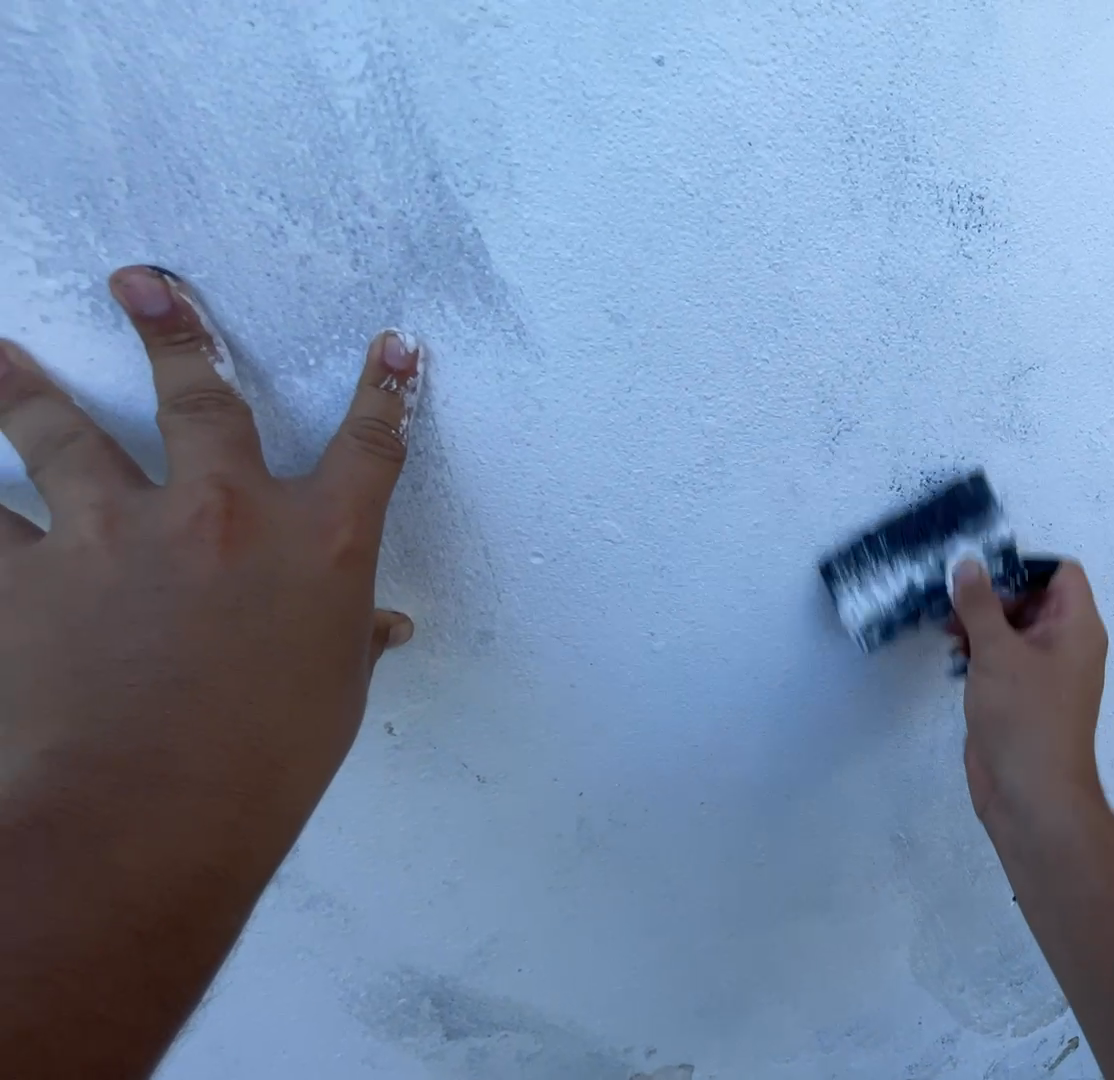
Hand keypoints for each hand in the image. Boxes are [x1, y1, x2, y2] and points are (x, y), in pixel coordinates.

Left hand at [0, 264, 418, 846]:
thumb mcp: (338, 682)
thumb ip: (355, 638)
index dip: (390, 389)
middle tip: (146, 281)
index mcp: (325, 540)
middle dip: (180, 336)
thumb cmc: (280, 743)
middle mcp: (228, 514)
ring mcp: (118, 535)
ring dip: (21, 388)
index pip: (374, 445)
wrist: (156, 806)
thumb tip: (382, 630)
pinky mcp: (25, 576)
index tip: (396, 345)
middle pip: (205, 402)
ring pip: (59, 436)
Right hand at [948, 558, 1108, 827]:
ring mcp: (1044, 671)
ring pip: (1013, 628)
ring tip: (948, 631)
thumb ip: (979, 604)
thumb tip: (968, 563)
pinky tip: (953, 658)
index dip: (1024, 567)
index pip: (1061, 573)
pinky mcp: (1021, 695)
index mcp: (1076, 626)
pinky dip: (980, 650)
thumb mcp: (997, 652)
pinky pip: (1003, 657)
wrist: (1031, 797)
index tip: (982, 576)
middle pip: (1032, 598)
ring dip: (981, 623)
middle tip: (956, 607)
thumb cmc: (1024, 716)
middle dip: (992, 596)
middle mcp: (1066, 644)